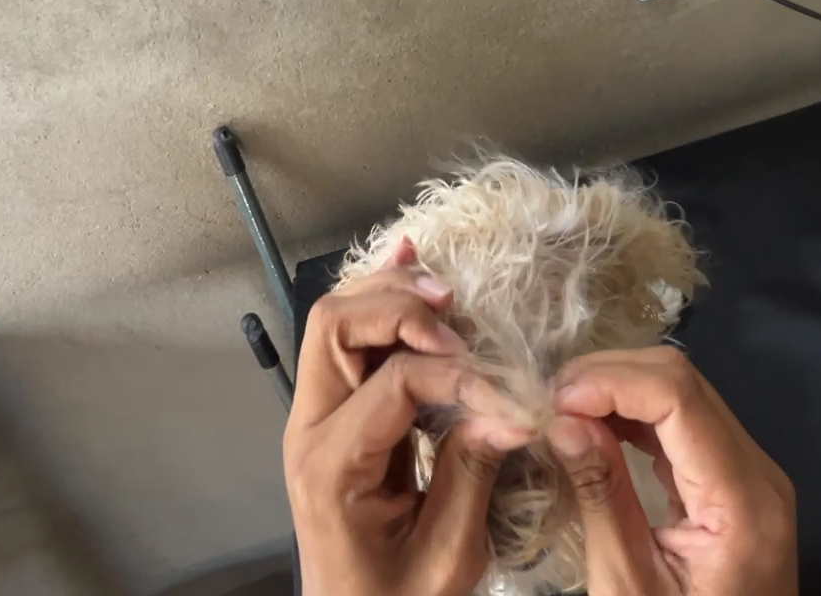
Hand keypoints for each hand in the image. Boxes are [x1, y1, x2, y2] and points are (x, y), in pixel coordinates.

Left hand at [284, 254, 534, 595]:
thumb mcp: (446, 559)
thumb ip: (472, 477)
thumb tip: (511, 412)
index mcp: (332, 466)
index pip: (394, 382)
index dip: (457, 375)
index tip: (507, 398)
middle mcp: (309, 424)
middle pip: (335, 324)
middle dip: (398, 305)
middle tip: (455, 315)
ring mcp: (313, 411)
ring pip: (335, 318)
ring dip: (389, 294)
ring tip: (444, 291)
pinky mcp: (331, 406)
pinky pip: (345, 336)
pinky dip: (378, 296)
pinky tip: (406, 262)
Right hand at [548, 347, 797, 595]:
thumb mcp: (629, 587)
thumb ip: (601, 497)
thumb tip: (563, 419)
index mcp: (742, 501)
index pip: (678, 398)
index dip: (611, 382)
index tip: (554, 402)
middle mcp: (757, 470)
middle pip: (680, 380)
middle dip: (608, 375)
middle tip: (549, 401)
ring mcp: (747, 469)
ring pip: (678, 387)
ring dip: (615, 385)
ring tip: (562, 408)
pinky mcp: (729, 474)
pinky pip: (679, 415)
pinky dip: (630, 407)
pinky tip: (593, 421)